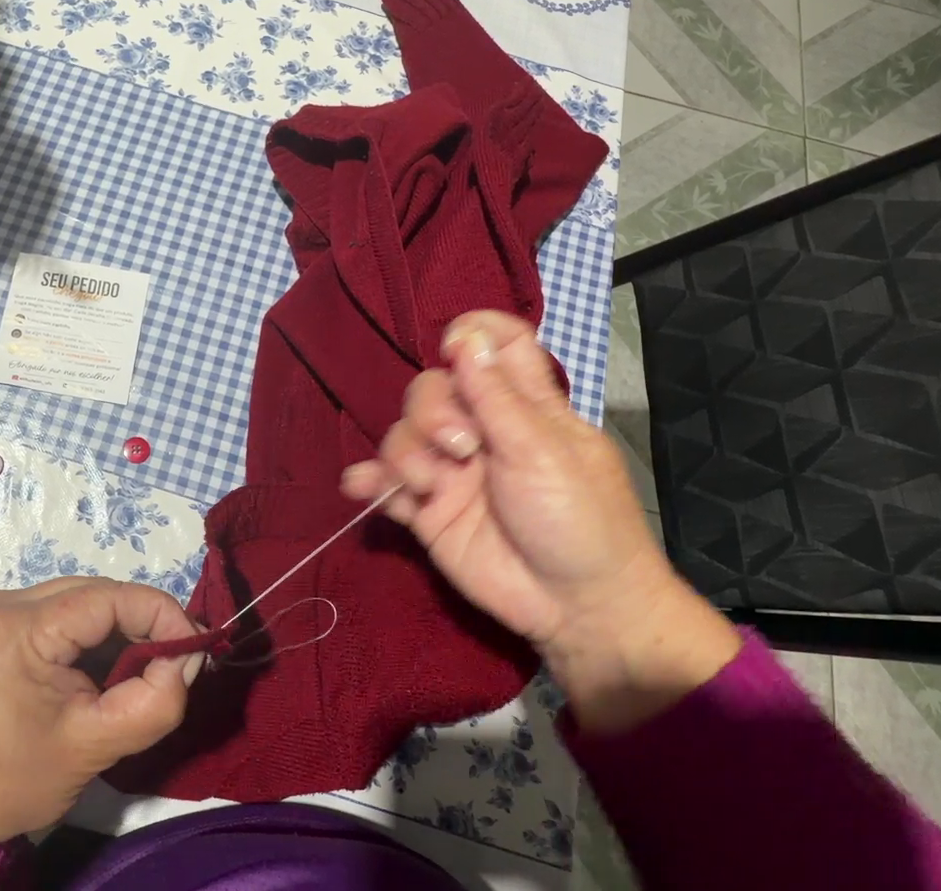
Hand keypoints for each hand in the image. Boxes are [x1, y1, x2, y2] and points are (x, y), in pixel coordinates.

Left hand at [0, 576, 205, 840]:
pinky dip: (91, 634)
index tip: (194, 649)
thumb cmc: (17, 779)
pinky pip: (60, 610)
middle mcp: (4, 602)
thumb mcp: (97, 745)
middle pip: (96, 593)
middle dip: (142, 622)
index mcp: (20, 628)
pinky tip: (103, 667)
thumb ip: (155, 700)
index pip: (110, 598)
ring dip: (118, 628)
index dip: (161, 614)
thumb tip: (187, 659)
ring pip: (81, 598)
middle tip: (174, 662)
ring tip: (142, 668)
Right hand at [341, 310, 739, 732]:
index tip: (455, 348)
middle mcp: (482, 431)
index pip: (498, 346)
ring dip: (405, 453)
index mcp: (524, 407)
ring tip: (429, 486)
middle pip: (433, 388)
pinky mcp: (428, 511)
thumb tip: (467, 337)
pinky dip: (369, 481)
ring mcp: (452, 472)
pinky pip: (386, 485)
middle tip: (459, 448)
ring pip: (403, 434)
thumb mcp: (542, 451)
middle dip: (431, 411)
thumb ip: (496, 396)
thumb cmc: (579, 519)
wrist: (575, 605)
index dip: (474, 335)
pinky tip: (361, 486)